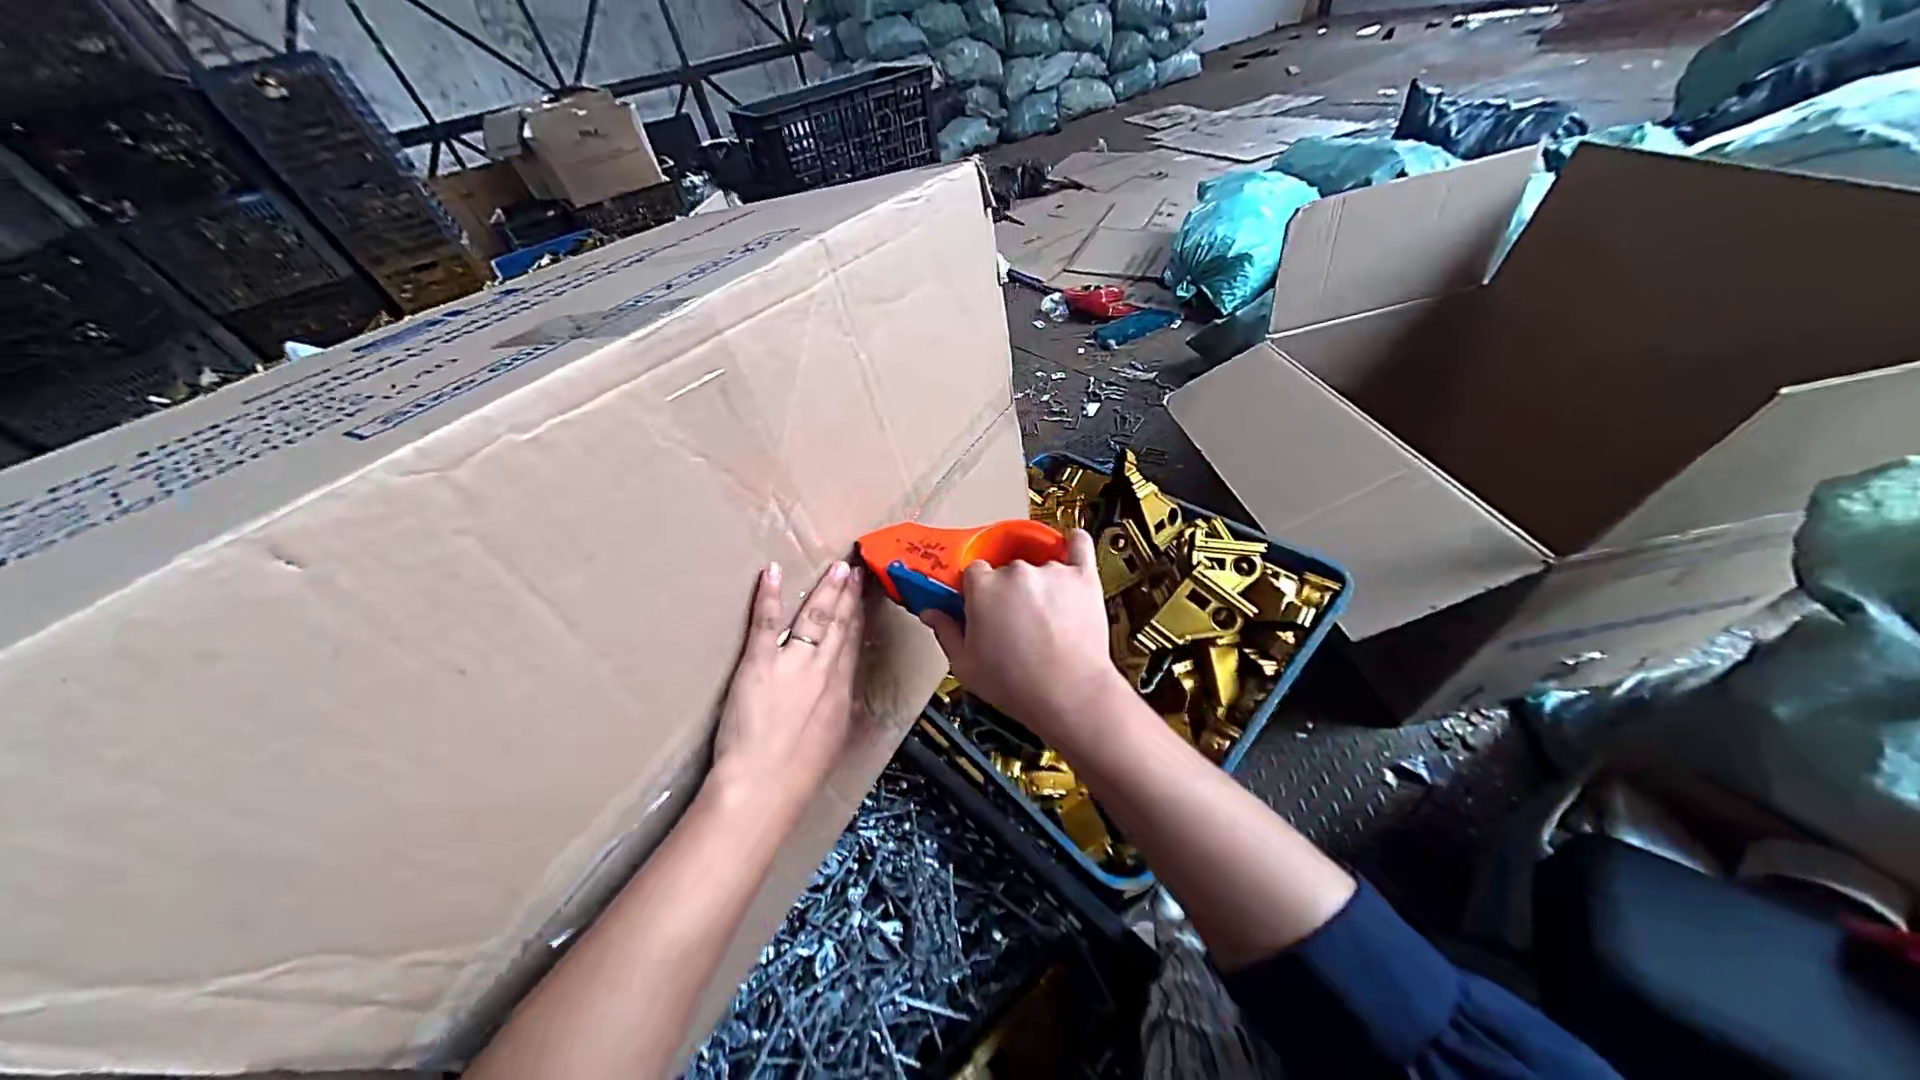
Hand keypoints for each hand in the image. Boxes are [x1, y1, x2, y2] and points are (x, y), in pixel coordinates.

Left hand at [712, 561, 866, 805]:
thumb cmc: (797, 772)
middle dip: (848, 593)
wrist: (764, 784)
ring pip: (814, 618)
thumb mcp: (833, 739)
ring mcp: (792, 664)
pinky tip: (773, 573)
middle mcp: (822, 670)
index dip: (859, 614)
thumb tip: (845, 697)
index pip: (852, 641)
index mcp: (840, 689)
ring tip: (836, 567)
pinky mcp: (758, 664)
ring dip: (826, 590)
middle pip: (839, 624)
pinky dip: (770, 596)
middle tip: (854, 568)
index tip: (865, 594)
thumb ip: (840, 710)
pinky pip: (766, 623)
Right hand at [920, 528, 1127, 749]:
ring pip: (1039, 565)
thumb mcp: (966, 666)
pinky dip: (1073, 545)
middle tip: (1014, 621)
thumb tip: (931, 614)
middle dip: (1008, 591)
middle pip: (1006, 569)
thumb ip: (946, 632)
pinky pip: (1079, 544)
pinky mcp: (1082, 576)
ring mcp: (1051, 572)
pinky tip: (1068, 547)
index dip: (978, 591)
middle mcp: (1016, 572)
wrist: (1070, 695)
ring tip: (1047, 618)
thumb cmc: (1018, 684)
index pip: (974, 572)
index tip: (982, 606)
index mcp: (983, 588)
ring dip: (1039, 584)